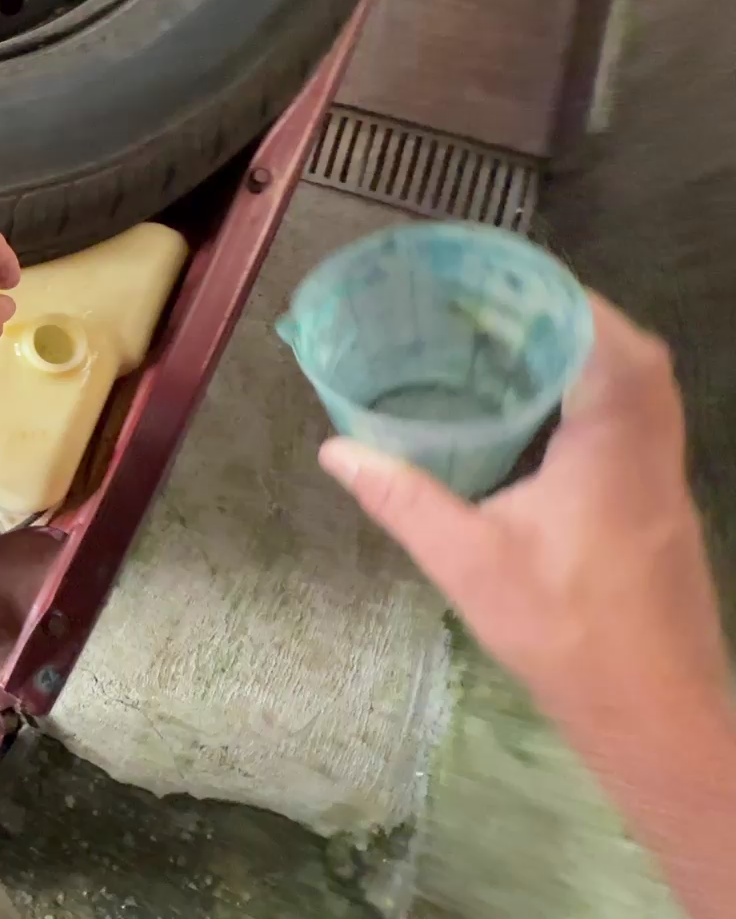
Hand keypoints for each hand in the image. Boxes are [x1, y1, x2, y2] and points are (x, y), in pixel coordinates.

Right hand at [319, 293, 730, 729]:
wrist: (651, 707)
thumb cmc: (561, 628)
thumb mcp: (463, 560)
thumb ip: (400, 497)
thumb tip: (336, 448)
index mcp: (613, 464)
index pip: (620, 362)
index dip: (579, 311)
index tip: (522, 282)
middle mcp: (649, 463)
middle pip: (637, 368)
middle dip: (576, 322)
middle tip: (502, 302)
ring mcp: (654, 487)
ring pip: (637, 397)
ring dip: (583, 357)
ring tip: (506, 341)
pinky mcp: (645, 508)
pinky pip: (623, 427)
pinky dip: (581, 397)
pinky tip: (525, 411)